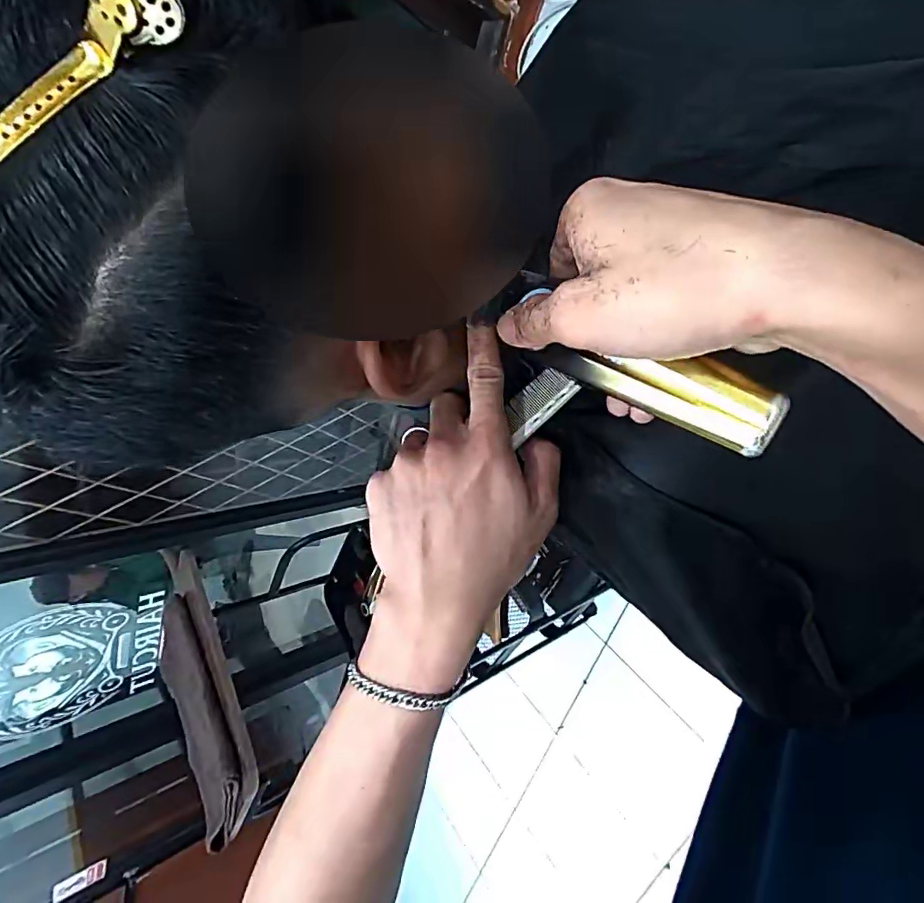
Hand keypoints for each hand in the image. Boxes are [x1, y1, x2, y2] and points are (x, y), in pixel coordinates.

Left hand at [361, 323, 560, 692]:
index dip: (484, 348)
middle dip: (455, 425)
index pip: (485, 382)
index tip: (478, 324)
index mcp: (484, 449)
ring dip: (428, 456)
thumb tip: (537, 441)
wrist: (435, 600)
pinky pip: (394, 468)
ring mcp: (406, 463)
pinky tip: (416, 512)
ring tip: (437, 496)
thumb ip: (544, 467)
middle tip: (462, 460)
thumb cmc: (489, 561)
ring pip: (418, 439)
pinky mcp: (379, 482)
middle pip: (446, 407)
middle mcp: (442, 446)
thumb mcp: (538, 517)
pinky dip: (404, 482)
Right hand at [497, 178, 857, 360]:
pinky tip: (668, 369)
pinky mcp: (707, 250)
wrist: (790, 281)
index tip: (569, 349)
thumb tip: (508, 324)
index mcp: (587, 207)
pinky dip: (661, 331)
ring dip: (627, 348)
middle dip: (595, 341)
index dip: (554, 316)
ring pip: (629, 297)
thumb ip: (533, 323)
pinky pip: (665, 296)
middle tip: (605, 378)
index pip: (546, 269)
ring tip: (639, 391)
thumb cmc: (676, 290)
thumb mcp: (582, 318)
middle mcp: (627, 207)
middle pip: (589, 286)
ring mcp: (672, 227)